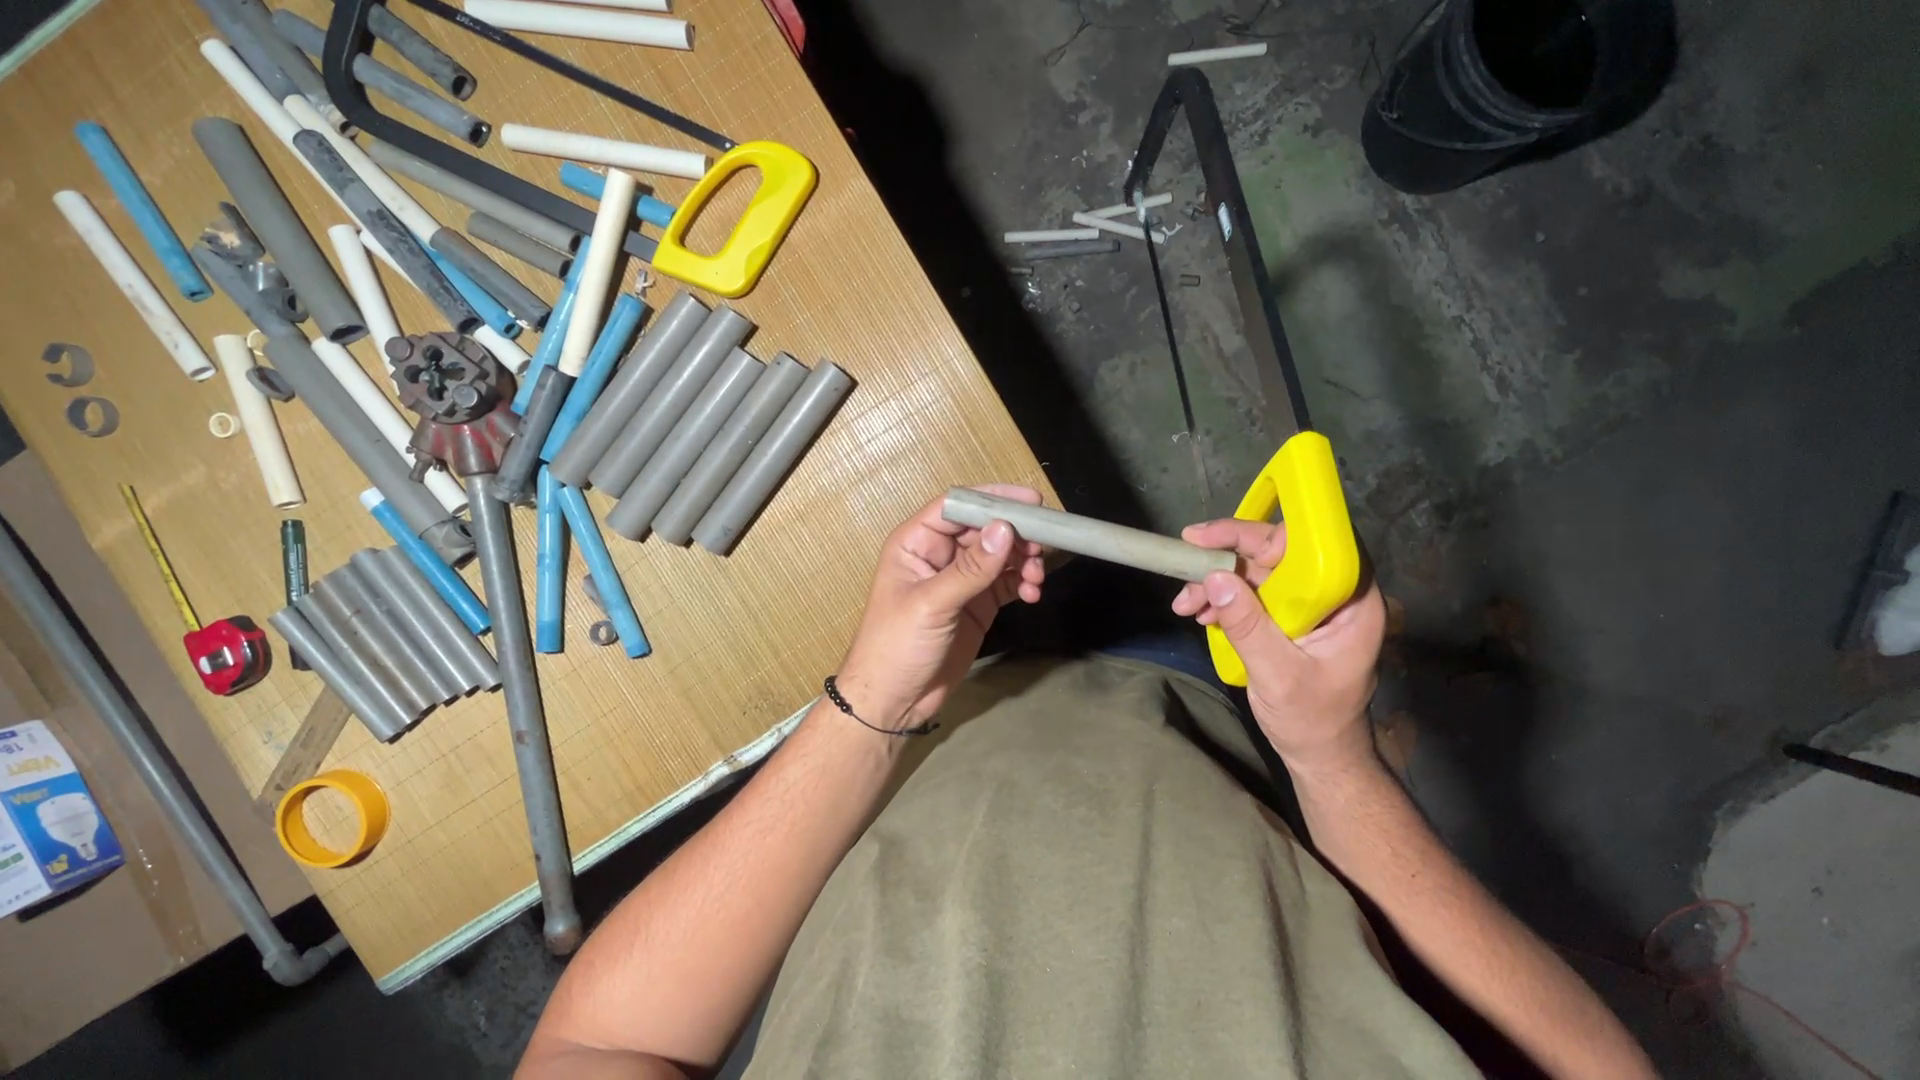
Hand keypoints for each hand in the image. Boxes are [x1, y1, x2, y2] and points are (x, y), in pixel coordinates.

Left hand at [835, 485, 1047, 731]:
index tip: (1031, 502)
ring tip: (1036, 576)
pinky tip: (1032, 593)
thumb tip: (1005, 529)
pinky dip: (1022, 583)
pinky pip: (1006, 582)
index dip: (993, 499)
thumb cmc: (895, 647)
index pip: (957, 506)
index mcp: (916, 543)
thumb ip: (970, 569)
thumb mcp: (932, 605)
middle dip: (1016, 533)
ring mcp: (960, 580)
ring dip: (1023, 560)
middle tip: (1043, 546)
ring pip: (1000, 554)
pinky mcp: (976, 604)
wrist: (892, 701)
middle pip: (985, 527)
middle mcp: (939, 555)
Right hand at [1171, 519, 1385, 777]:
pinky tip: (1198, 613)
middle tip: (1187, 559)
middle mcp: (1330, 593)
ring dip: (1217, 581)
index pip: (1311, 545)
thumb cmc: (1313, 720)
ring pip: (1257, 571)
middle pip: (1277, 552)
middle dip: (1228, 557)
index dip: (1264, 536)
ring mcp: (1306, 605)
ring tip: (1185, 605)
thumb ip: (1248, 627)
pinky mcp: (1285, 617)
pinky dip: (1221, 598)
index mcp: (1350, 600)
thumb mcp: (1279, 675)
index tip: (1217, 540)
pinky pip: (1250, 593)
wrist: (1318, 755)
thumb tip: (1214, 579)